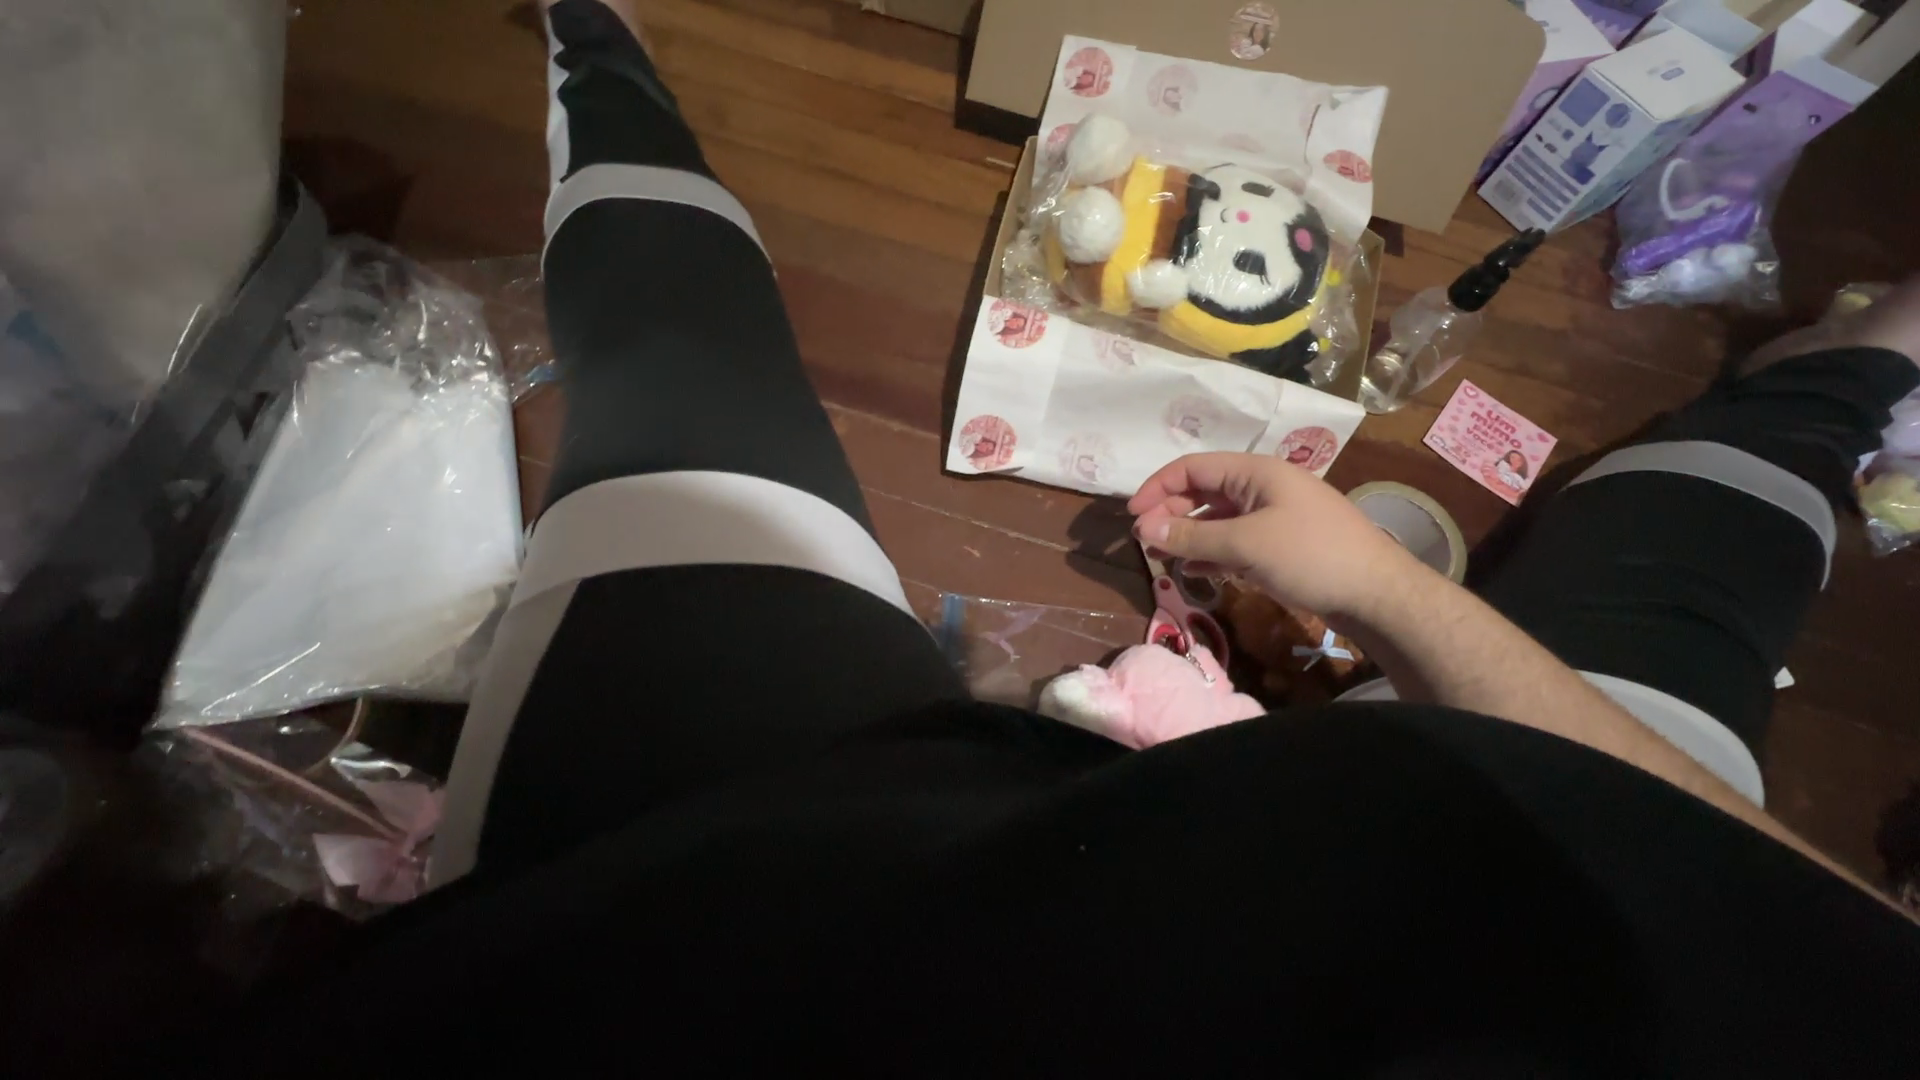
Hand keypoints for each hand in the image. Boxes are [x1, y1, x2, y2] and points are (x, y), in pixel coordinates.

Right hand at [1128, 452, 1423, 619]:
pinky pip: (1234, 540)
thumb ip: (1192, 537)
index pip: (1193, 467)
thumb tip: (1142, 530)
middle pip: (1202, 491)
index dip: (1157, 487)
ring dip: (1188, 535)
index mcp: (1256, 472)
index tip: (1131, 516)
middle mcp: (1262, 487)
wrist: (1377, 594)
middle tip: (1143, 542)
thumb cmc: (1311, 556)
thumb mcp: (1245, 544)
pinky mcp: (1280, 544)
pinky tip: (1195, 571)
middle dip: (1169, 513)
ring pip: (1217, 518)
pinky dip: (1211, 552)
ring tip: (1162, 557)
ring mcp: (1273, 516)